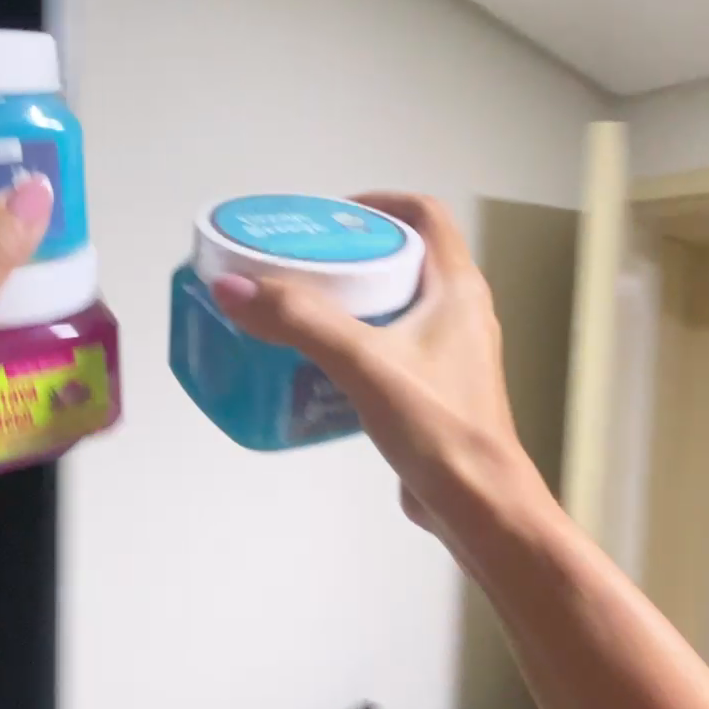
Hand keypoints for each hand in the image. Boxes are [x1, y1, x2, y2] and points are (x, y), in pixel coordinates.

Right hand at [211, 193, 552, 551]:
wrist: (478, 504)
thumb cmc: (434, 424)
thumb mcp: (364, 362)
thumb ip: (299, 321)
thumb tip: (230, 287)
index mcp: (457, 288)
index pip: (423, 215)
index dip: (375, 204)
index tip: (325, 219)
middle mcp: (459, 313)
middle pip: (403, 259)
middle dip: (349, 255)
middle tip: (296, 266)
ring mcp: (449, 354)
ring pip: (394, 306)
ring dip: (349, 302)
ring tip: (297, 310)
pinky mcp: (433, 391)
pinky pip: (389, 348)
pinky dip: (354, 343)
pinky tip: (315, 363)